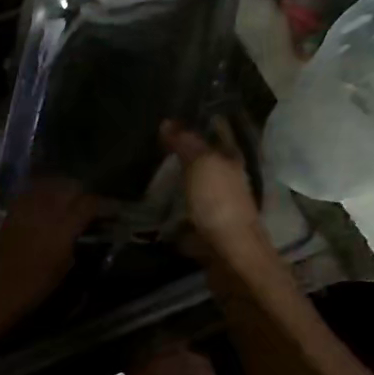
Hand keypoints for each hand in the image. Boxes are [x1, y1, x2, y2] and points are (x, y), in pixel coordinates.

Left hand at [0, 178, 103, 308]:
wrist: (2, 287)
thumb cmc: (38, 283)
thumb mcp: (66, 263)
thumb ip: (76, 239)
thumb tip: (82, 227)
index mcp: (63, 226)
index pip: (89, 203)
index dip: (105, 205)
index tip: (114, 209)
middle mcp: (45, 210)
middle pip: (69, 186)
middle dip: (82, 193)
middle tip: (89, 205)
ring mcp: (26, 207)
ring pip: (48, 184)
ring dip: (61, 188)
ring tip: (67, 199)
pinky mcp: (12, 211)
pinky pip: (30, 192)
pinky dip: (40, 192)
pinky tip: (45, 202)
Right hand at [161, 119, 269, 256]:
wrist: (230, 257)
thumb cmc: (219, 205)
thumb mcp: (201, 165)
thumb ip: (185, 143)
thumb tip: (167, 121)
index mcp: (230, 160)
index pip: (214, 133)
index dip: (194, 123)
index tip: (166, 118)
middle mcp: (226, 180)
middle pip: (202, 160)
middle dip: (180, 153)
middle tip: (148, 144)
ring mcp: (216, 207)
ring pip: (192, 187)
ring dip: (173, 182)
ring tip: (143, 174)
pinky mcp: (204, 230)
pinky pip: (183, 214)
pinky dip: (169, 211)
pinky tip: (149, 208)